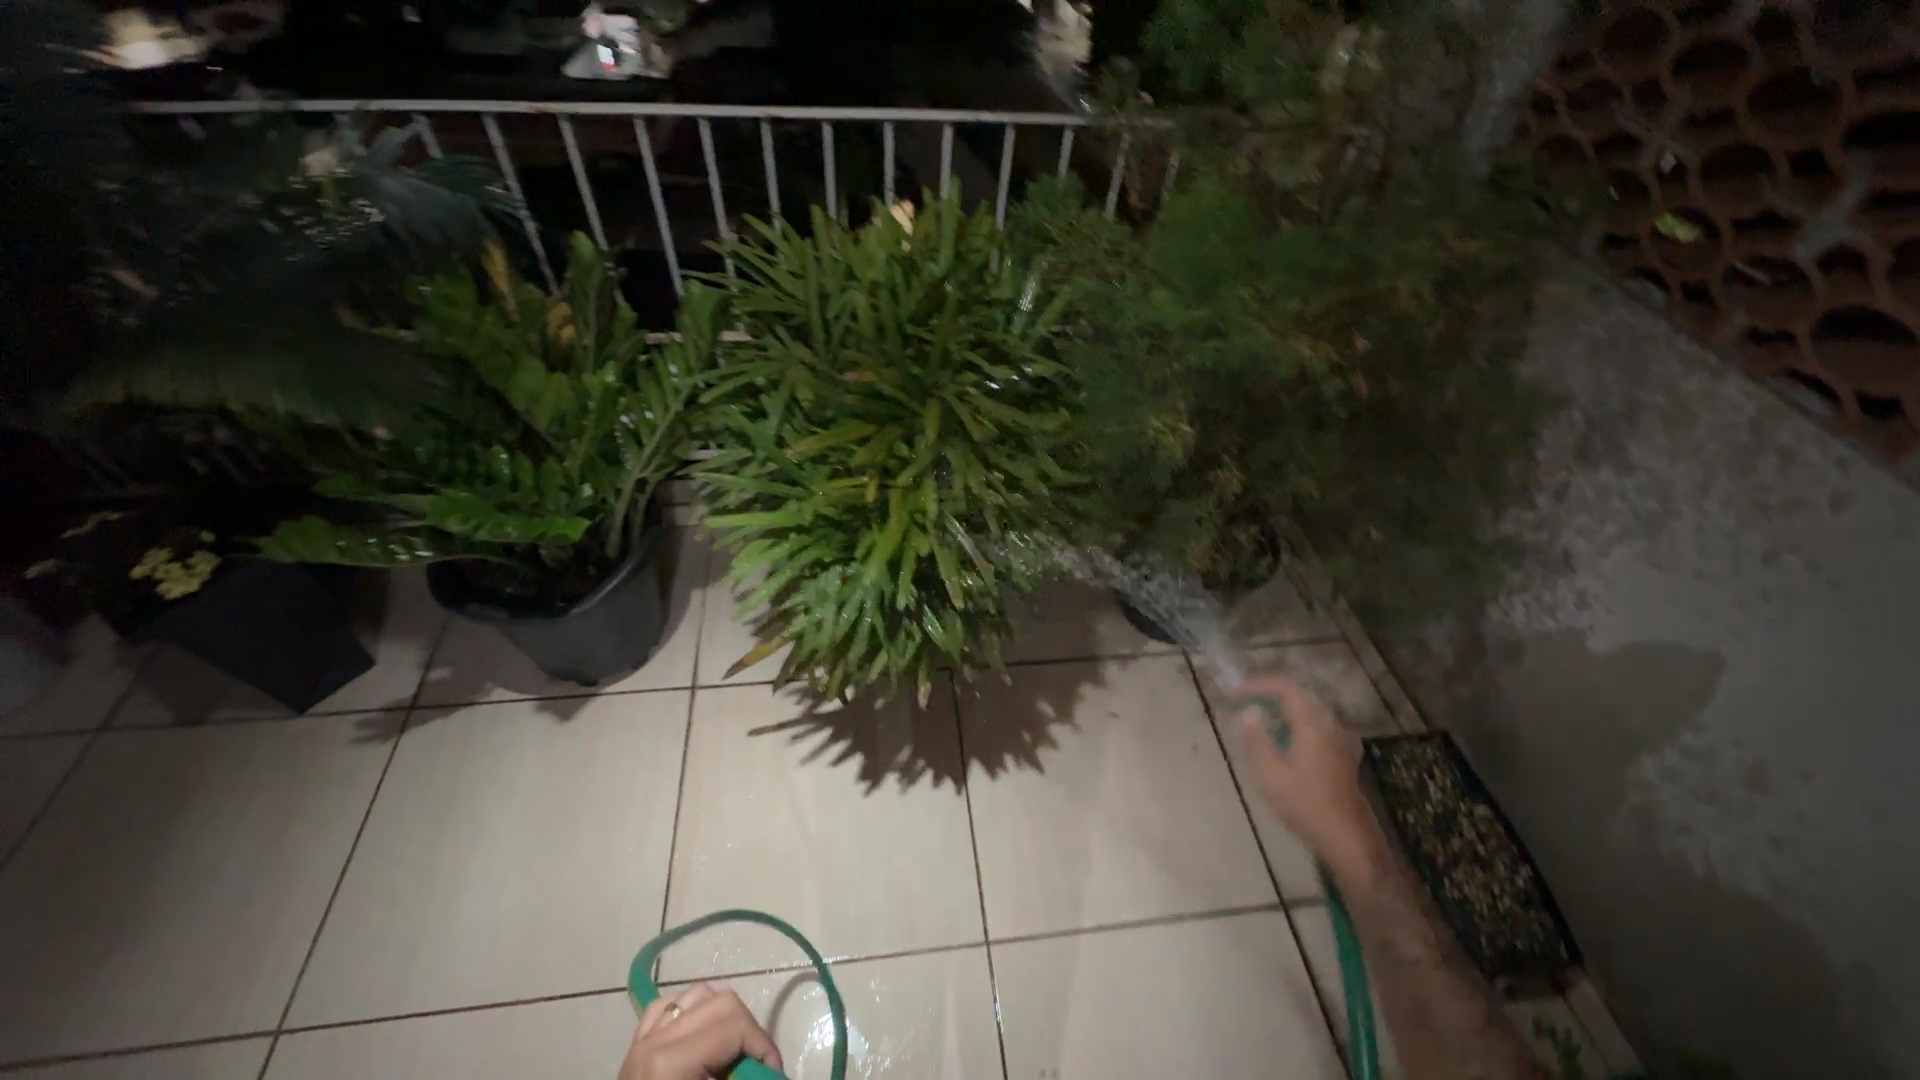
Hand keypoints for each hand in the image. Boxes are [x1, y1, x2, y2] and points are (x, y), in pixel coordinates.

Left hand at [618, 984, 783, 1079]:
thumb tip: (772, 1073)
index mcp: (671, 1063)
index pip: (735, 1024)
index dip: (763, 1045)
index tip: (773, 1073)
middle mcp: (656, 1041)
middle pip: (722, 1002)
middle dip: (748, 1029)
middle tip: (755, 1065)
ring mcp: (643, 1041)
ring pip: (697, 995)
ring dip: (722, 1017)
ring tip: (730, 1052)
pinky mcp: (636, 1046)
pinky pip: (669, 1007)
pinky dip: (691, 1013)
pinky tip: (700, 1038)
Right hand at [1231, 675, 1386, 885]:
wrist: (1347, 836)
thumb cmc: (1305, 804)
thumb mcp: (1271, 774)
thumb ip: (1257, 740)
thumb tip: (1249, 712)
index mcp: (1312, 726)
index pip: (1286, 689)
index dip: (1260, 685)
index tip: (1236, 692)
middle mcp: (1329, 726)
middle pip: (1301, 696)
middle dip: (1272, 693)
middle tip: (1246, 699)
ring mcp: (1339, 742)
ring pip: (1310, 712)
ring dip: (1284, 709)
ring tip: (1260, 718)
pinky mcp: (1342, 756)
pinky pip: (1317, 726)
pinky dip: (1296, 723)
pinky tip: (1283, 741)